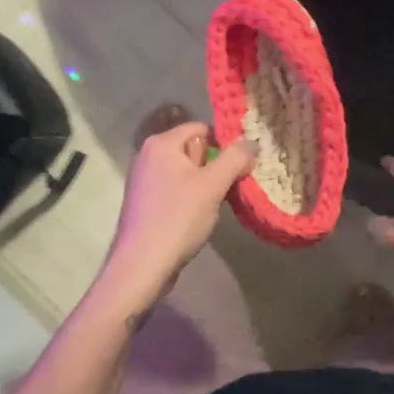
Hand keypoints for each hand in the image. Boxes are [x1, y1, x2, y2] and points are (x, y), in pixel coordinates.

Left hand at [101, 123, 257, 303]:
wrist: (141, 265)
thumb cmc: (177, 219)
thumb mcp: (212, 186)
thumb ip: (234, 159)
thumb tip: (251, 142)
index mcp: (161, 143)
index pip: (201, 128)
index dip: (223, 145)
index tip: (239, 168)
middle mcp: (148, 155)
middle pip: (193, 149)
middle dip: (213, 167)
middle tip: (224, 190)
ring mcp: (143, 179)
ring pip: (186, 172)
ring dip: (204, 186)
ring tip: (212, 207)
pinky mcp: (144, 201)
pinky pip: (175, 188)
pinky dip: (189, 198)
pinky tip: (195, 218)